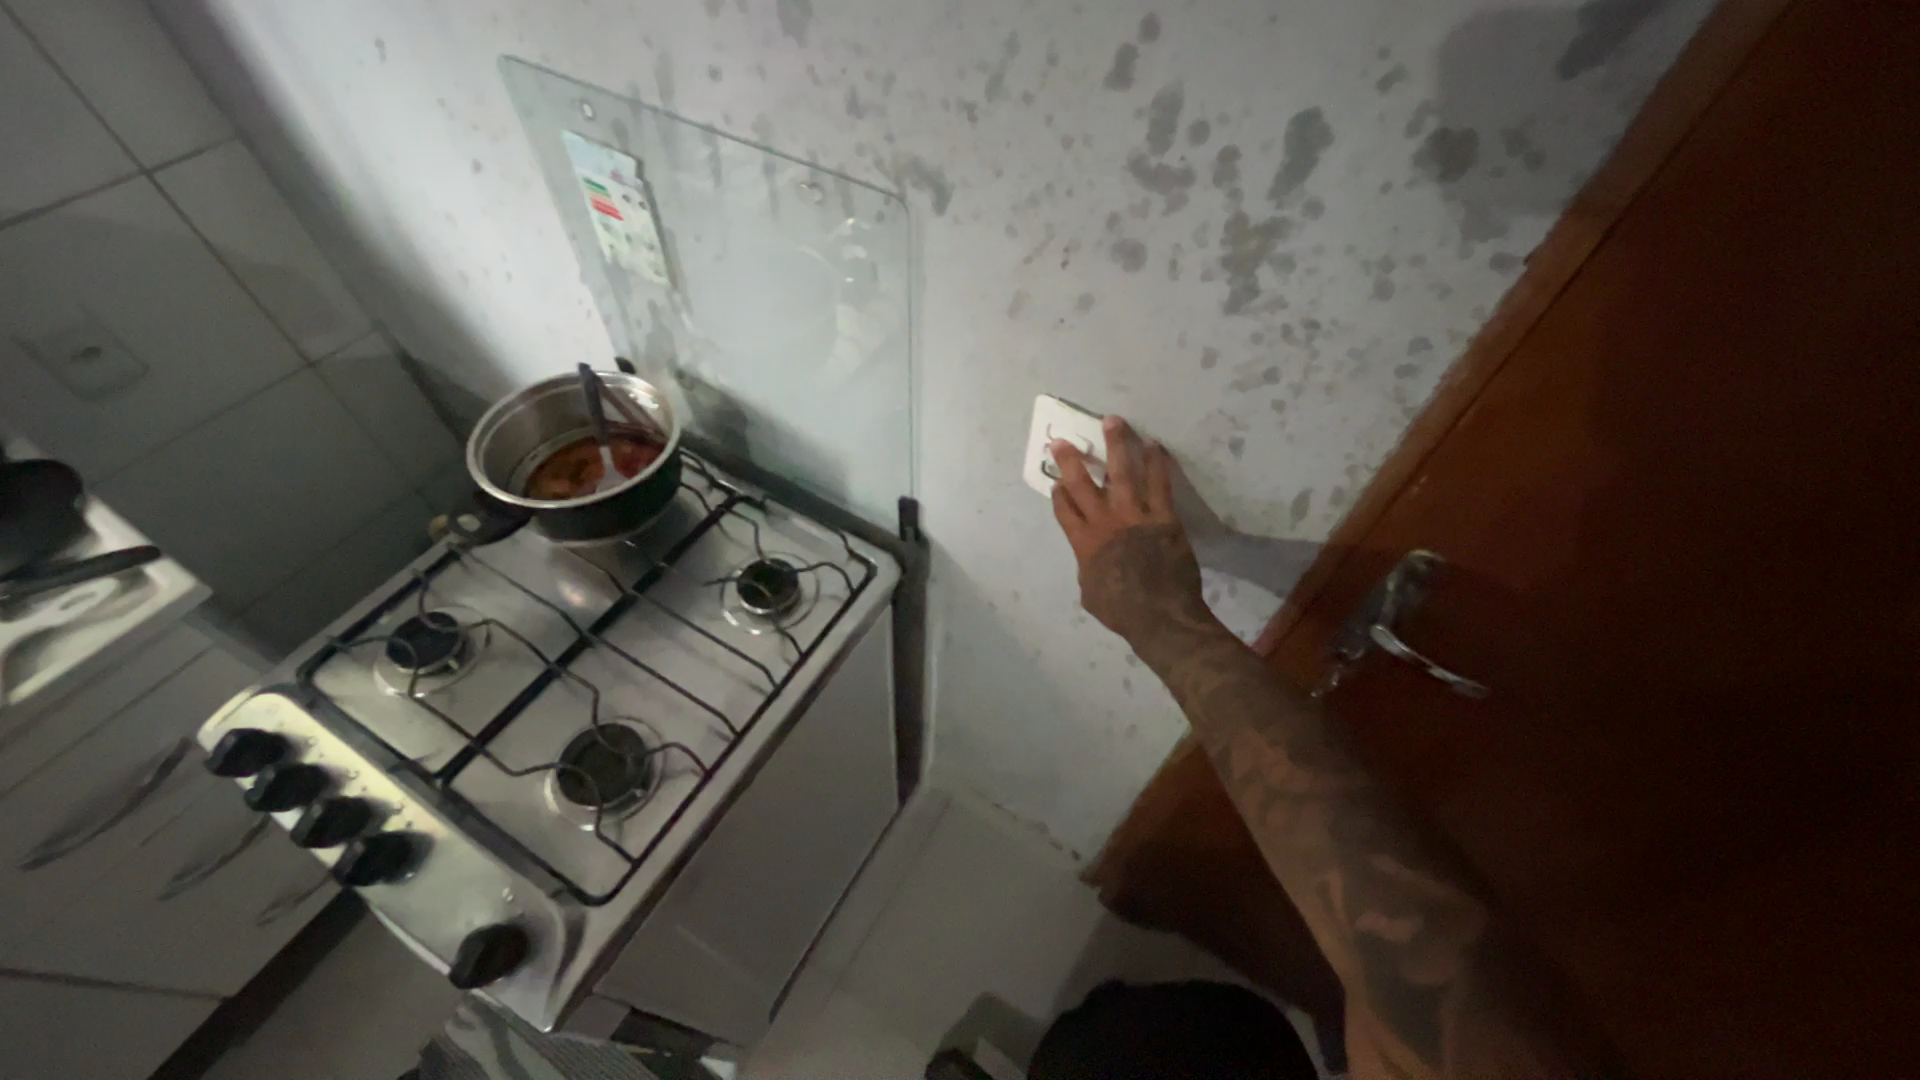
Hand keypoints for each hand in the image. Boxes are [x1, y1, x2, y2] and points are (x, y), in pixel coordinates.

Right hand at [1049, 417, 1214, 646]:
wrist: (1159, 617)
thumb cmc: (1122, 612)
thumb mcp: (1090, 592)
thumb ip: (1089, 569)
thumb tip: (1093, 561)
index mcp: (1083, 543)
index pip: (1064, 509)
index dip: (1059, 492)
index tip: (1057, 479)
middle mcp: (1103, 522)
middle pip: (1082, 483)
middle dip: (1070, 459)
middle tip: (1063, 440)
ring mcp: (1134, 516)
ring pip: (1121, 472)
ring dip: (1116, 444)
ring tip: (1113, 421)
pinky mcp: (1163, 517)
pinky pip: (1159, 483)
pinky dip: (1157, 462)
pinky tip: (1155, 445)